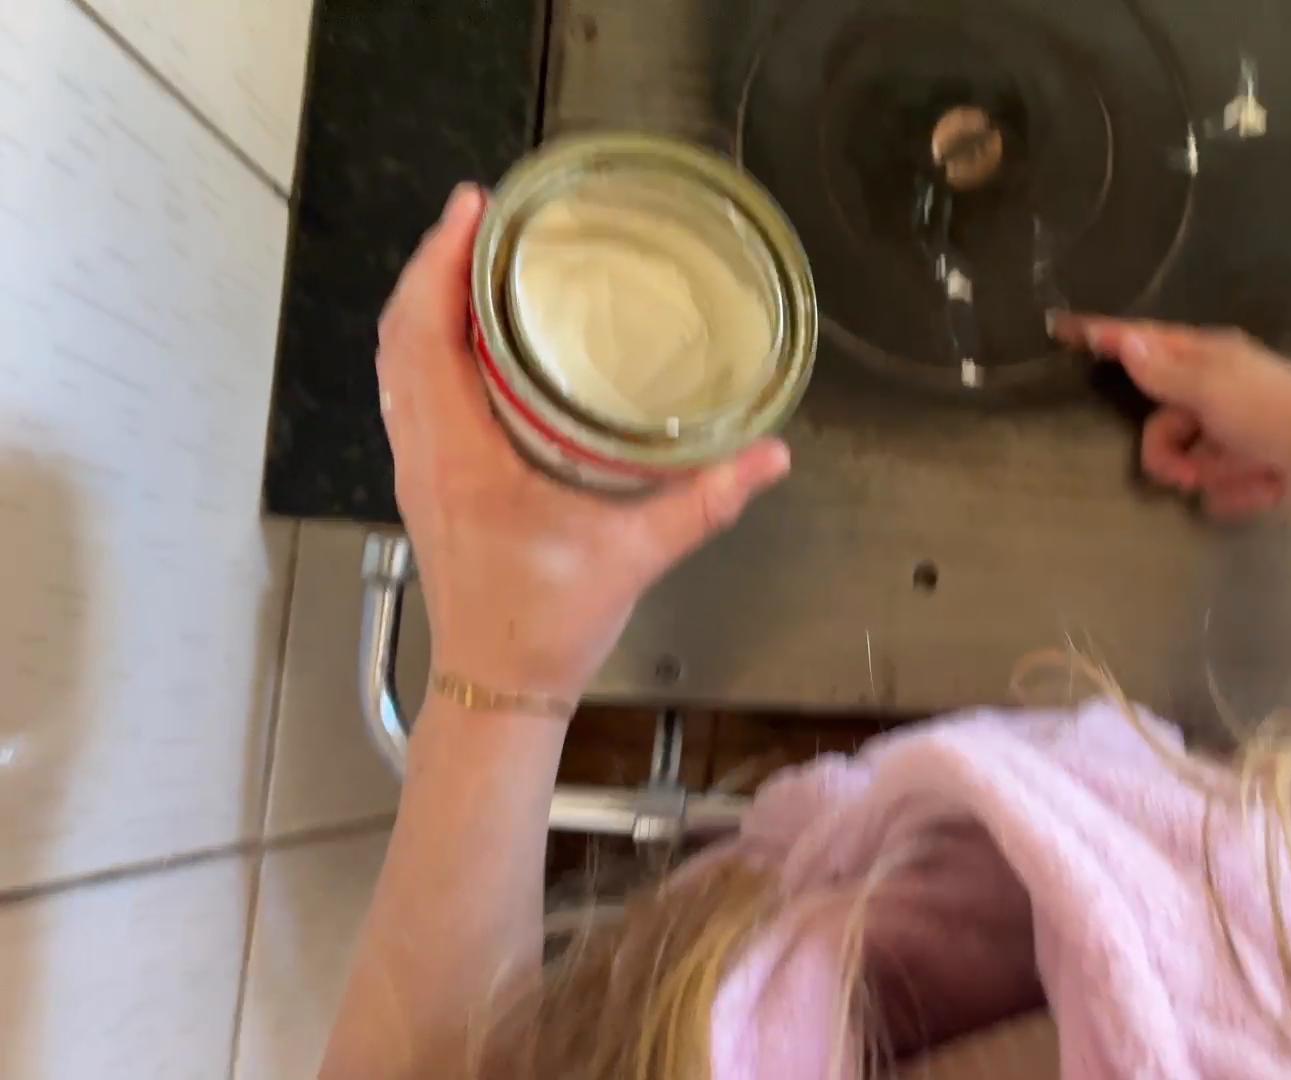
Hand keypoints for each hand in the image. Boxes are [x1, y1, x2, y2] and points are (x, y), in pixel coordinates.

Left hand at [377, 186, 790, 704]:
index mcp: (462, 455)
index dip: (442, 262)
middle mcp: (427, 450)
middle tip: (491, 223)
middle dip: (437, 266)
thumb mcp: (637, 555)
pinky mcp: (434, 484)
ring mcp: (422, 468)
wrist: (500, 682)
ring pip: (402, 366)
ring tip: (484, 269)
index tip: (476, 208)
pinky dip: (435, 350)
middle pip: (402, 335)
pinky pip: (416, 395)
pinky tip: (481, 348)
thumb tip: (773, 456)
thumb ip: (705, 503)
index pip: (425, 335)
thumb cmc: (553, 620)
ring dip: (431, 307)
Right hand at [1051, 314, 1290, 556]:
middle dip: (1170, 454)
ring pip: (1183, 460)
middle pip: (1158, 425)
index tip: (1062, 328)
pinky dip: (1234, 489)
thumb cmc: (1271, 412)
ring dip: (1207, 474)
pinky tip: (1262, 485)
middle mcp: (1213, 391)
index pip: (1141, 342)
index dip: (1102, 336)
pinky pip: (1213, 483)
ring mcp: (1229, 432)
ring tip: (1241, 475)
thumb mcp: (1210, 387)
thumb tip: (1125, 342)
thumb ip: (1163, 370)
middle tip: (1188, 469)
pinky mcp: (1245, 465)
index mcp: (1205, 358)